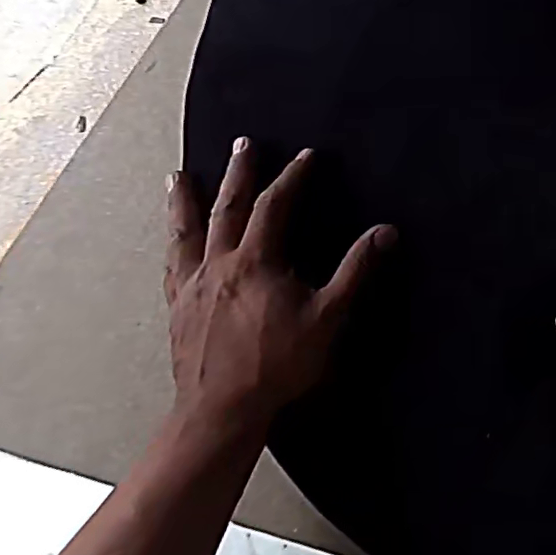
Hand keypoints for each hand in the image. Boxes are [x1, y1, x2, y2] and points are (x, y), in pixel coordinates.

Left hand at [164, 139, 394, 442]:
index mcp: (257, 261)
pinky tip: (171, 241)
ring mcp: (192, 285)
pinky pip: (171, 265)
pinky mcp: (178, 308)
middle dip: (240, 173)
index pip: (276, 206)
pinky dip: (172, 244)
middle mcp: (219, 264)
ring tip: (177, 176)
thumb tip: (384, 233)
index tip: (305, 157)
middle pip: (228, 207)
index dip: (292, 178)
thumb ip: (356, 270)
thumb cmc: (278, 363)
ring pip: (186, 231)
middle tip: (242, 145)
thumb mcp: (329, 315)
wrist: (221, 409)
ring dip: (186, 200)